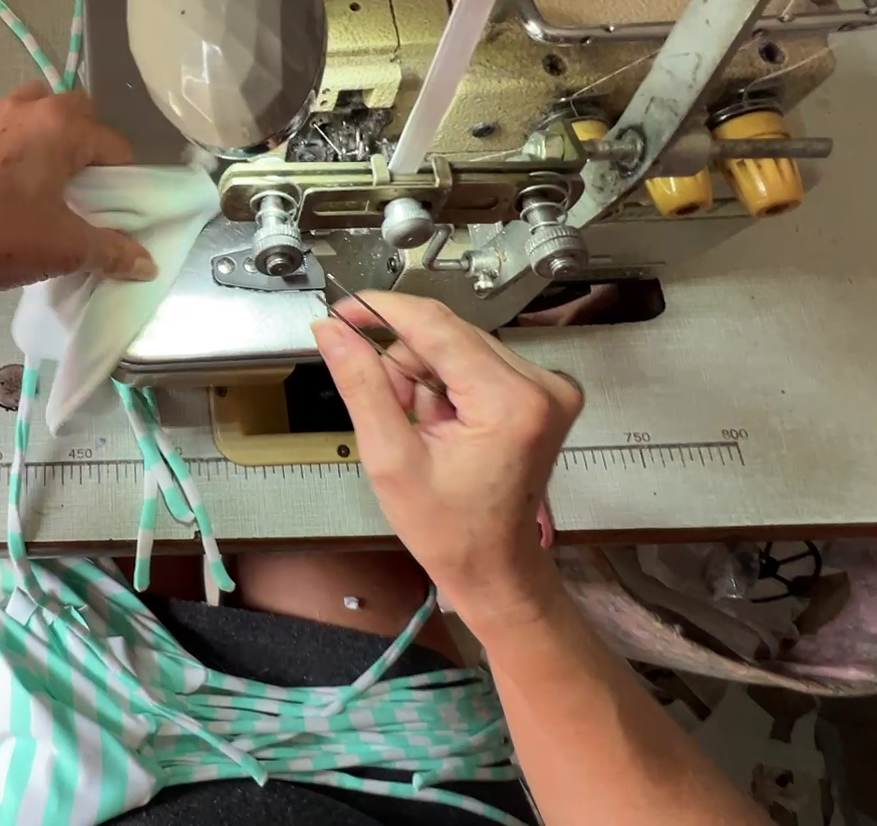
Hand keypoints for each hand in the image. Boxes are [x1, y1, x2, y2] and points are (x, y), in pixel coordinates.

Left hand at [0, 81, 156, 294]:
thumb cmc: (1, 236)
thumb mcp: (65, 248)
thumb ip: (112, 251)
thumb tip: (147, 264)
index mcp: (62, 125)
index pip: (115, 145)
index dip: (125, 179)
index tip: (120, 210)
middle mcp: (30, 107)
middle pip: (80, 115)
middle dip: (92, 148)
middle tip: (89, 193)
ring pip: (42, 113)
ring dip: (56, 139)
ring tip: (54, 183)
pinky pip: (11, 128)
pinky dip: (23, 146)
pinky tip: (18, 185)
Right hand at [311, 293, 581, 635]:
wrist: (495, 566)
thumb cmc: (449, 528)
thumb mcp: (390, 457)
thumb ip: (361, 384)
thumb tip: (332, 332)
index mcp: (510, 400)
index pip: (434, 324)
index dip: (379, 310)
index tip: (340, 311)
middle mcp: (539, 383)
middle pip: (442, 332)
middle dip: (401, 363)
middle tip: (391, 412)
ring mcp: (544, 385)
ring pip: (451, 342)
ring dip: (419, 376)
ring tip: (419, 427)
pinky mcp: (538, 390)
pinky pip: (469, 358)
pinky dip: (441, 382)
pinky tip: (439, 421)